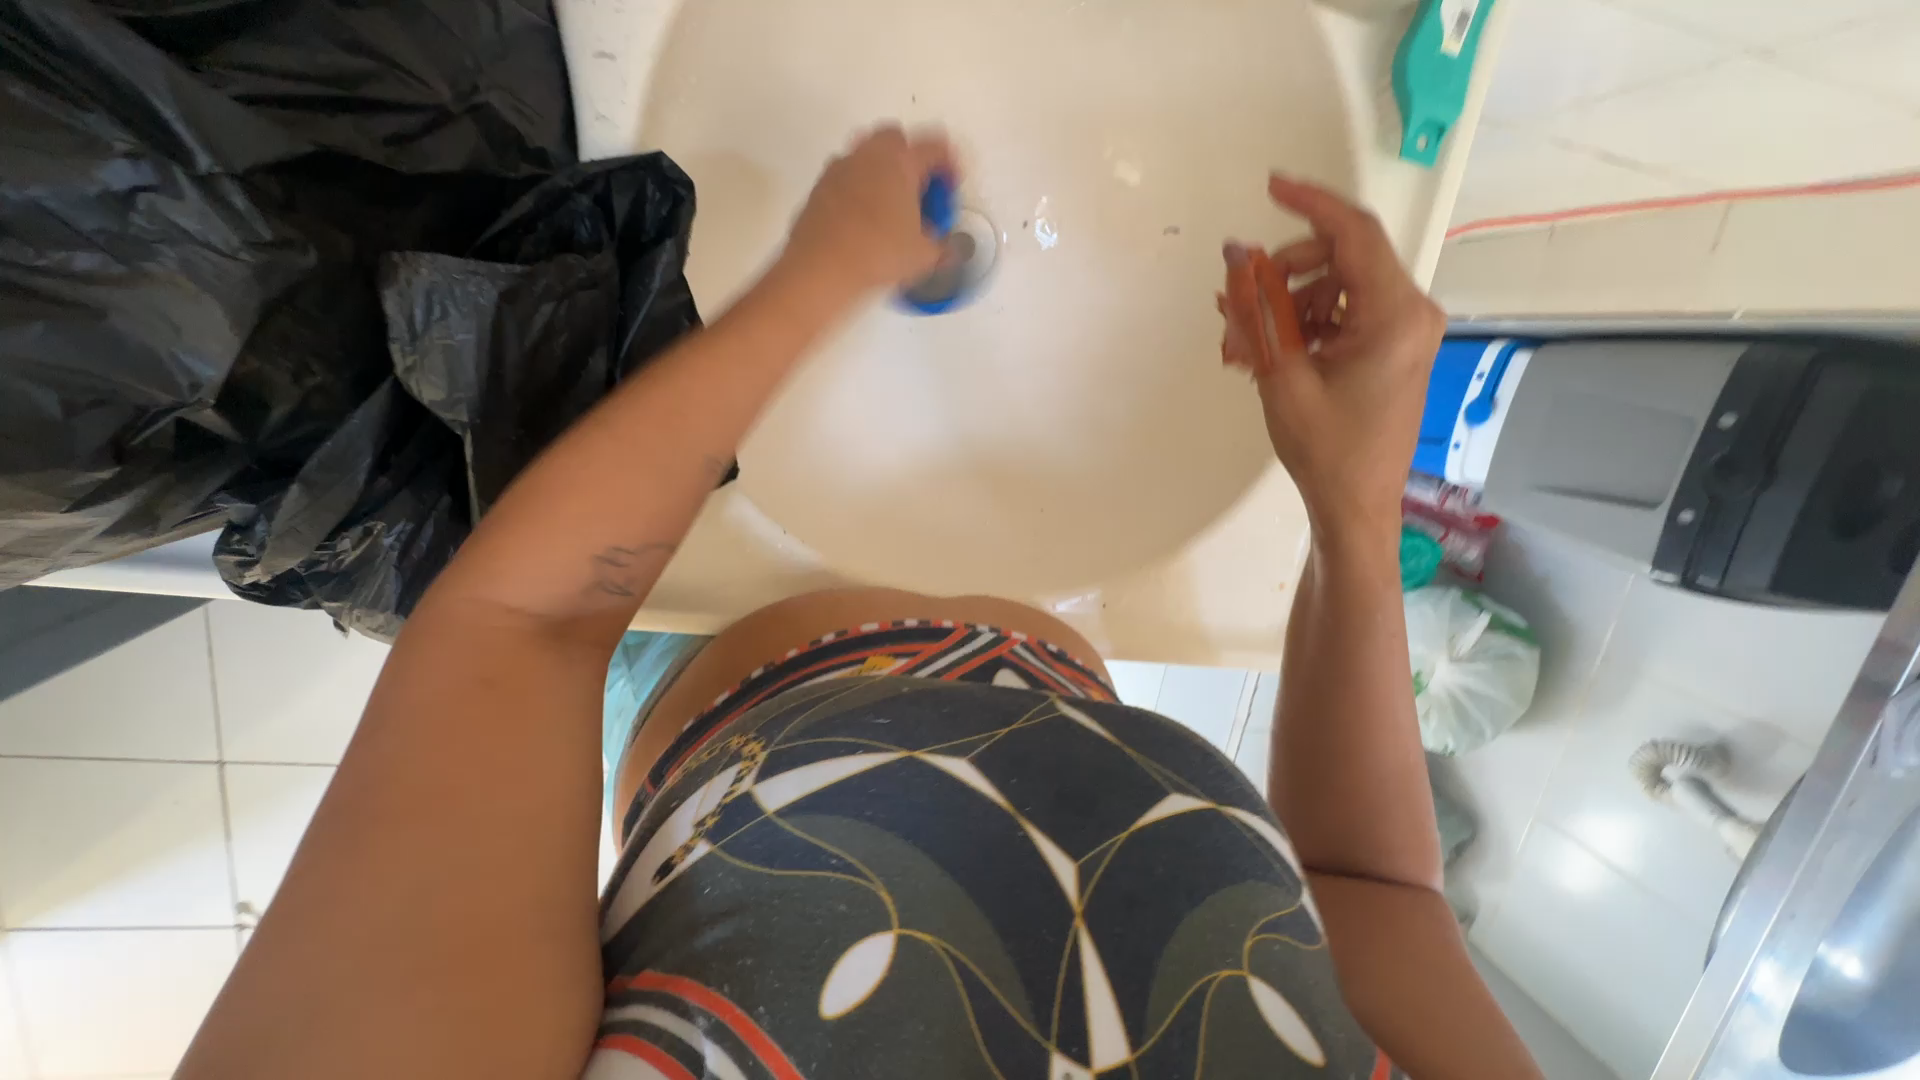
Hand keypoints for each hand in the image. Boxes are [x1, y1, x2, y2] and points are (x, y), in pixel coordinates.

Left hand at [781, 124, 957, 299]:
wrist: (821, 268)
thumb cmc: (878, 254)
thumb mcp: (923, 256)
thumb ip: (942, 246)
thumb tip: (948, 248)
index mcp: (901, 162)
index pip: (936, 147)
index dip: (950, 166)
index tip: (951, 188)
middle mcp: (869, 154)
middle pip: (896, 139)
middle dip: (912, 160)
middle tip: (919, 193)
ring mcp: (840, 166)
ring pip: (867, 155)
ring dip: (882, 172)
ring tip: (891, 208)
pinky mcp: (819, 186)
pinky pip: (846, 177)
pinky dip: (859, 190)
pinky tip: (864, 222)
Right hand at [1219, 175, 1444, 541]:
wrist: (1355, 505)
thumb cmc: (1324, 447)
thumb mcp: (1282, 374)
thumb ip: (1257, 308)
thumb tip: (1235, 253)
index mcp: (1395, 313)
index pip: (1353, 232)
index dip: (1308, 205)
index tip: (1269, 187)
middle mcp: (1410, 311)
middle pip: (1339, 261)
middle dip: (1281, 277)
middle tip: (1236, 310)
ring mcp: (1402, 331)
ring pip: (1334, 290)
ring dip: (1283, 309)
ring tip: (1240, 349)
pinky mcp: (1390, 350)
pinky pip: (1340, 317)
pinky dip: (1301, 328)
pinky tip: (1263, 354)